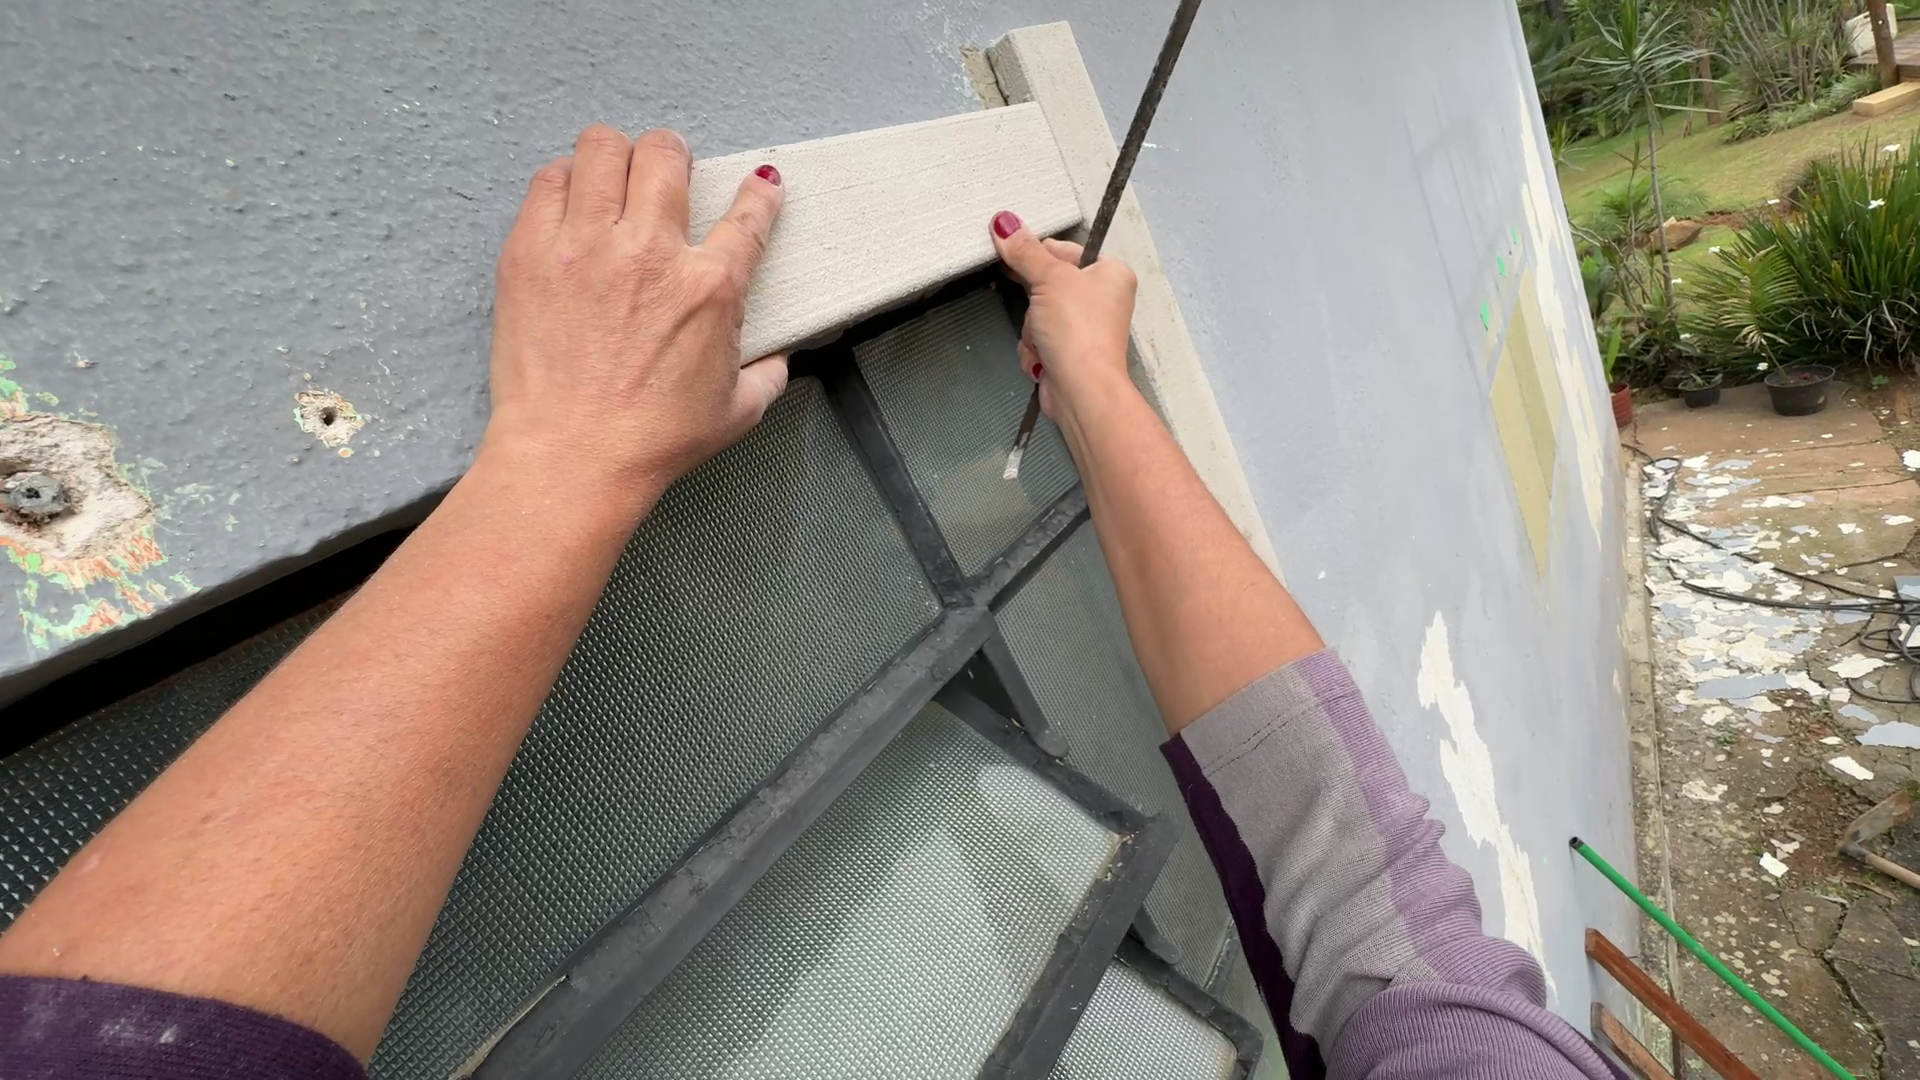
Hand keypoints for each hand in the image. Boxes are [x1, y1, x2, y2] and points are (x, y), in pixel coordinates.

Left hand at [481, 124, 788, 520]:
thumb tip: (779, 355)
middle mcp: (652, 253)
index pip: (748, 217)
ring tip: (617, 178)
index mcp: (711, 289)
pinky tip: (574, 202)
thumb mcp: (739, 411)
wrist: (575, 455)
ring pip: (602, 148)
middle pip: (665, 155)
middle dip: (675, 155)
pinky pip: (549, 179)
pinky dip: (567, 180)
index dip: (761, 194)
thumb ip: (769, 373)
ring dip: (619, 156)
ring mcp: (586, 245)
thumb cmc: (659, 439)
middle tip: (672, 172)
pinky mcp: (532, 251)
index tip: (762, 184)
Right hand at [989, 210, 1136, 425]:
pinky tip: (1042, 360)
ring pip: (1037, 317)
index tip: (1016, 260)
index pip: (1066, 251)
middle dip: (1034, 306)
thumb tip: (1004, 221)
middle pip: (1048, 286)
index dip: (1039, 256)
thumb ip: (1025, 251)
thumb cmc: (1077, 328)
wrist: (1081, 389)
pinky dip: (1034, 351)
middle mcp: (1102, 300)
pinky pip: (1038, 341)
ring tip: (1044, 342)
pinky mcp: (1068, 355)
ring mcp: (1084, 330)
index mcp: (1111, 273)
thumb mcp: (1049, 278)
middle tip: (1039, 314)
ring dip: (1031, 331)